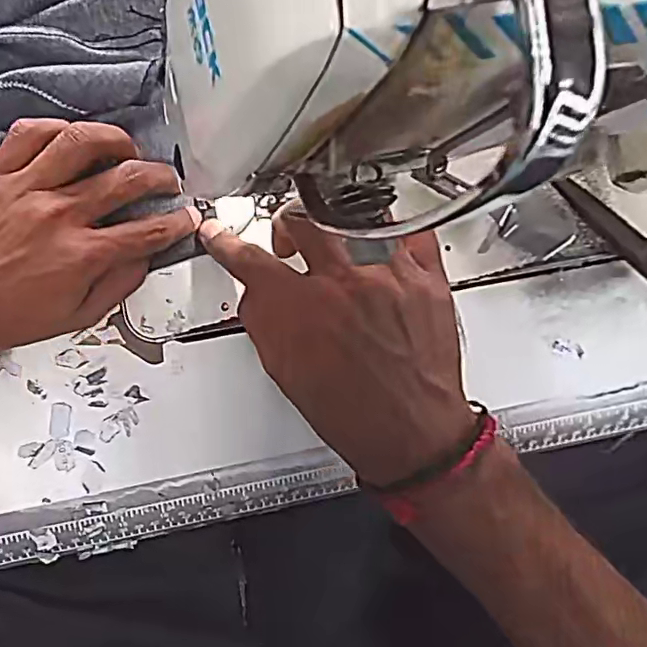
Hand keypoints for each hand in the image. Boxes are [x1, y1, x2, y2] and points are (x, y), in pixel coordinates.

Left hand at [0, 119, 197, 386]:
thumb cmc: (10, 315)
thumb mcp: (78, 315)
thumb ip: (119, 283)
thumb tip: (145, 255)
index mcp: (80, 256)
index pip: (146, 229)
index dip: (176, 222)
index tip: (183, 218)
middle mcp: (57, 216)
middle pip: (127, 178)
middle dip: (160, 177)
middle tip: (166, 182)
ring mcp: (26, 190)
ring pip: (83, 141)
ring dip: (117, 140)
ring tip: (126, 151)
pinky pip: (30, 133)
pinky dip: (58, 128)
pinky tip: (71, 140)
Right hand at [197, 209, 475, 487]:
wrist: (410, 432)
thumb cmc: (351, 411)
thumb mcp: (283, 368)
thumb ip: (263, 321)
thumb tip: (254, 295)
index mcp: (299, 309)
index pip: (248, 258)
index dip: (225, 242)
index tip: (219, 235)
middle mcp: (344, 284)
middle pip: (301, 219)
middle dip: (284, 225)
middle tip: (287, 240)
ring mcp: (389, 276)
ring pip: (354, 214)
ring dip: (332, 223)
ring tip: (332, 241)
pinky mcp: (427, 279)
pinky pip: (408, 231)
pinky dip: (388, 230)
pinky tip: (378, 241)